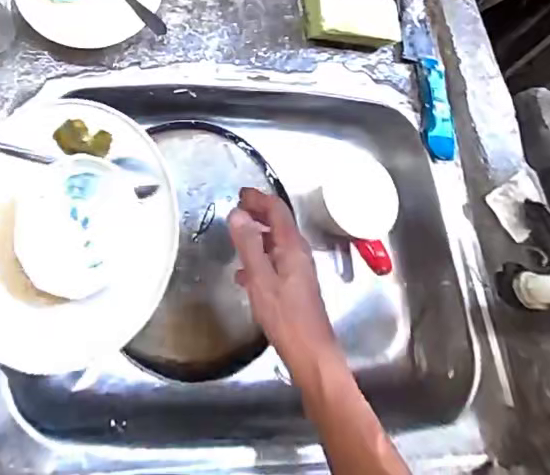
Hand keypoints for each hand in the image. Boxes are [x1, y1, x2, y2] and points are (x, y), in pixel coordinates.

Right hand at [228, 187, 339, 375]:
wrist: (312, 357)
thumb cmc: (286, 317)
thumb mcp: (261, 279)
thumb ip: (248, 245)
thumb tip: (237, 213)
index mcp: (292, 246)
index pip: (277, 209)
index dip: (258, 198)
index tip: (239, 194)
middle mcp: (299, 253)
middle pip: (278, 223)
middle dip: (258, 213)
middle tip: (236, 210)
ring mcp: (299, 271)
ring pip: (276, 242)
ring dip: (258, 234)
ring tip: (237, 237)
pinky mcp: (296, 287)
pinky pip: (276, 261)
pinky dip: (260, 258)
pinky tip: (244, 275)